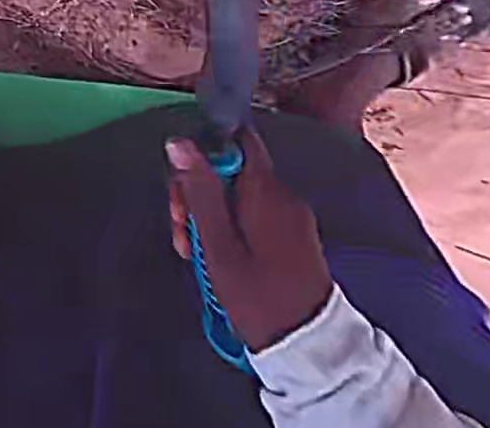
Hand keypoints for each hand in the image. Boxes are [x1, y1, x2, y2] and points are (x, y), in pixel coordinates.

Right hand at [166, 127, 332, 350]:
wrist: (311, 351)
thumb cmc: (258, 294)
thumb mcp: (218, 243)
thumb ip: (200, 189)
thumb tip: (178, 141)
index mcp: (266, 190)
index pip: (236, 138)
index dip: (205, 148)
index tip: (184, 181)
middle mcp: (284, 195)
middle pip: (231, 169)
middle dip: (200, 191)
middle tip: (182, 228)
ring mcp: (293, 216)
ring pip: (239, 193)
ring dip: (211, 212)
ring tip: (194, 248)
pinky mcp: (295, 236)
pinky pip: (254, 212)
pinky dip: (231, 225)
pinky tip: (218, 253)